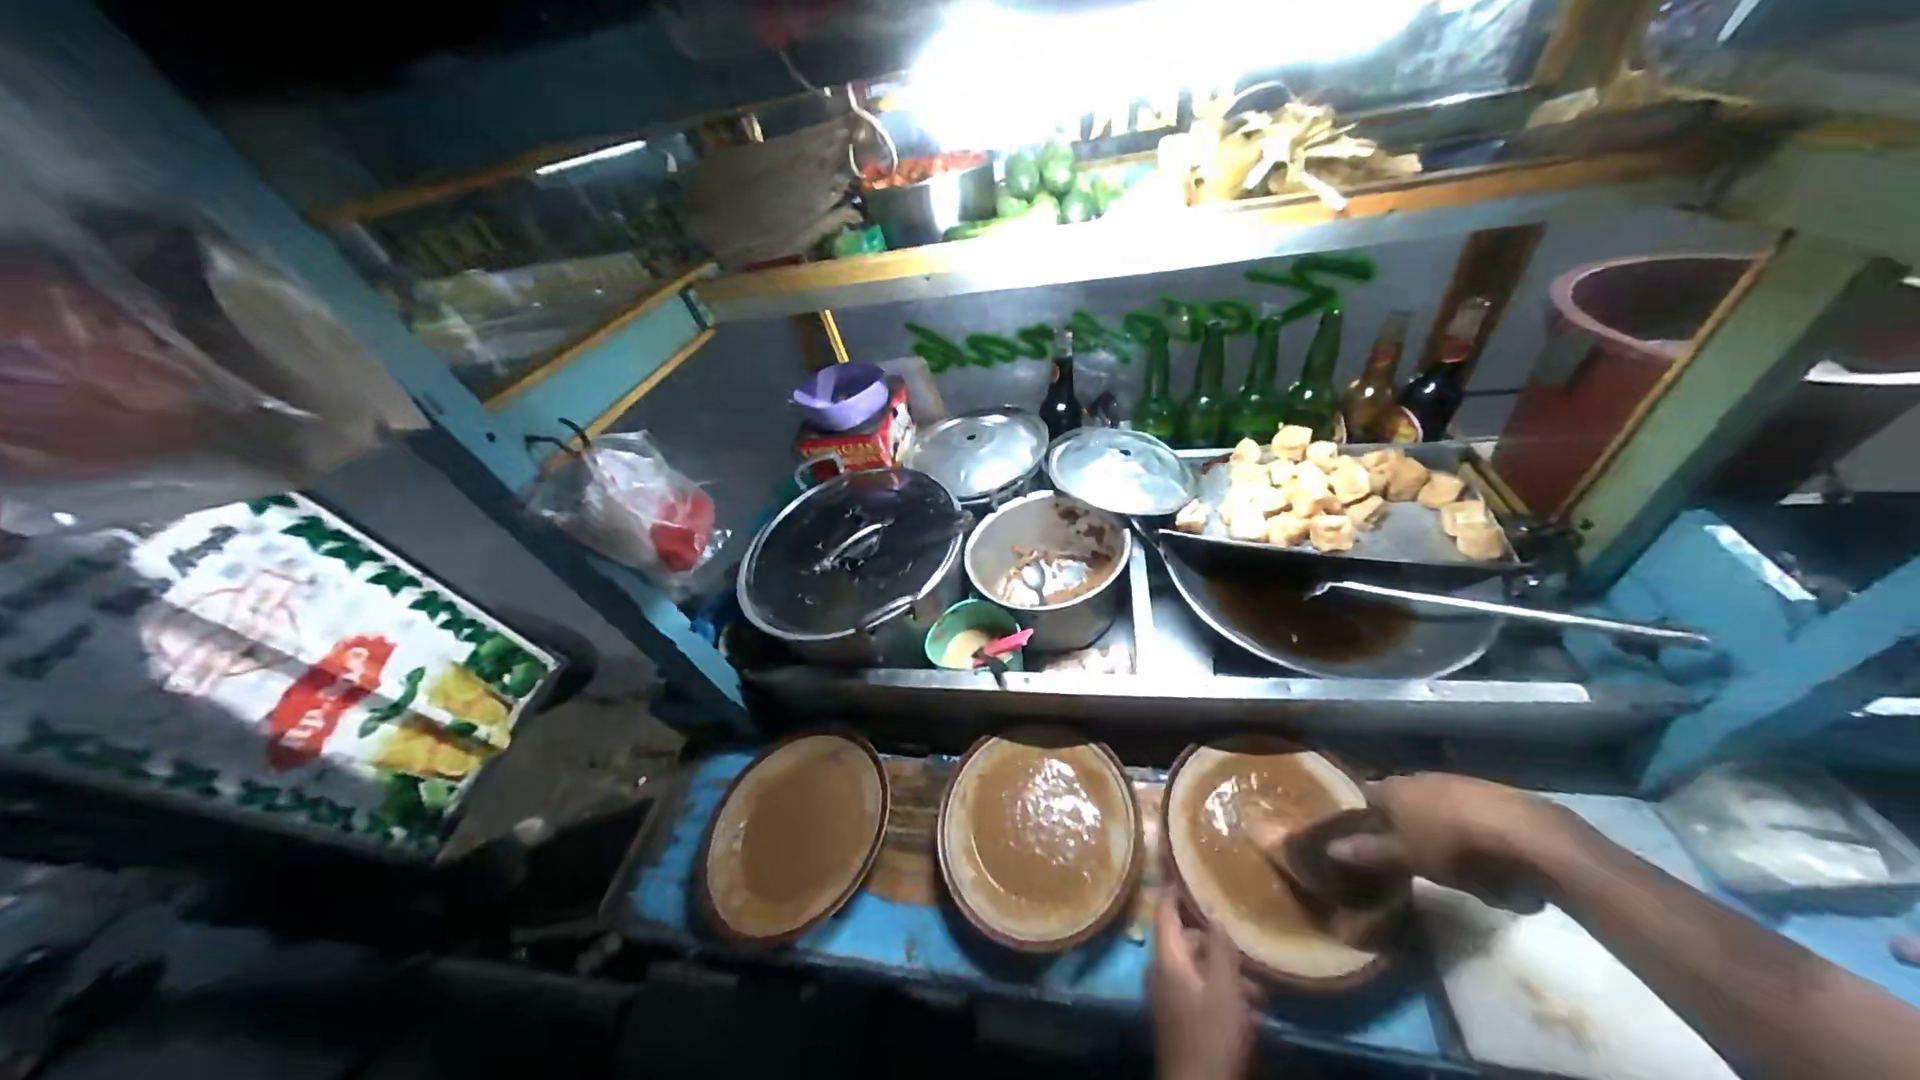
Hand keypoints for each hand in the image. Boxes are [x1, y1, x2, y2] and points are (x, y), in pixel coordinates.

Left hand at [1148, 897, 1261, 1079]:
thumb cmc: (1210, 1035)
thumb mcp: (1224, 989)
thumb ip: (1219, 949)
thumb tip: (1214, 915)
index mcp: (1166, 958)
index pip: (1165, 912)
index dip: (1174, 892)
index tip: (1187, 874)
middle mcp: (1161, 971)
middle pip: (1189, 944)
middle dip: (1221, 951)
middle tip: (1252, 965)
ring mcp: (1167, 996)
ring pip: (1200, 973)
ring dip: (1230, 981)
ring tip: (1261, 1001)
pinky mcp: (1178, 1018)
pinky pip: (1200, 995)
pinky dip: (1223, 1000)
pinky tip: (1250, 1020)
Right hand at [1327, 773, 1573, 911]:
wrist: (1531, 838)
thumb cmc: (1454, 846)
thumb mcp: (1407, 857)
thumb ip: (1369, 851)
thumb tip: (1329, 847)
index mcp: (1394, 787)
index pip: (1366, 796)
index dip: (1366, 818)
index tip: (1368, 841)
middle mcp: (1421, 777)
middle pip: (1402, 799)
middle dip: (1405, 823)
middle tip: (1411, 855)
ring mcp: (1459, 781)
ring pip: (1437, 804)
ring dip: (1439, 826)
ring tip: (1450, 860)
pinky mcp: (1495, 792)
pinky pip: (1470, 811)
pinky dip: (1470, 829)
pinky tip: (1485, 854)